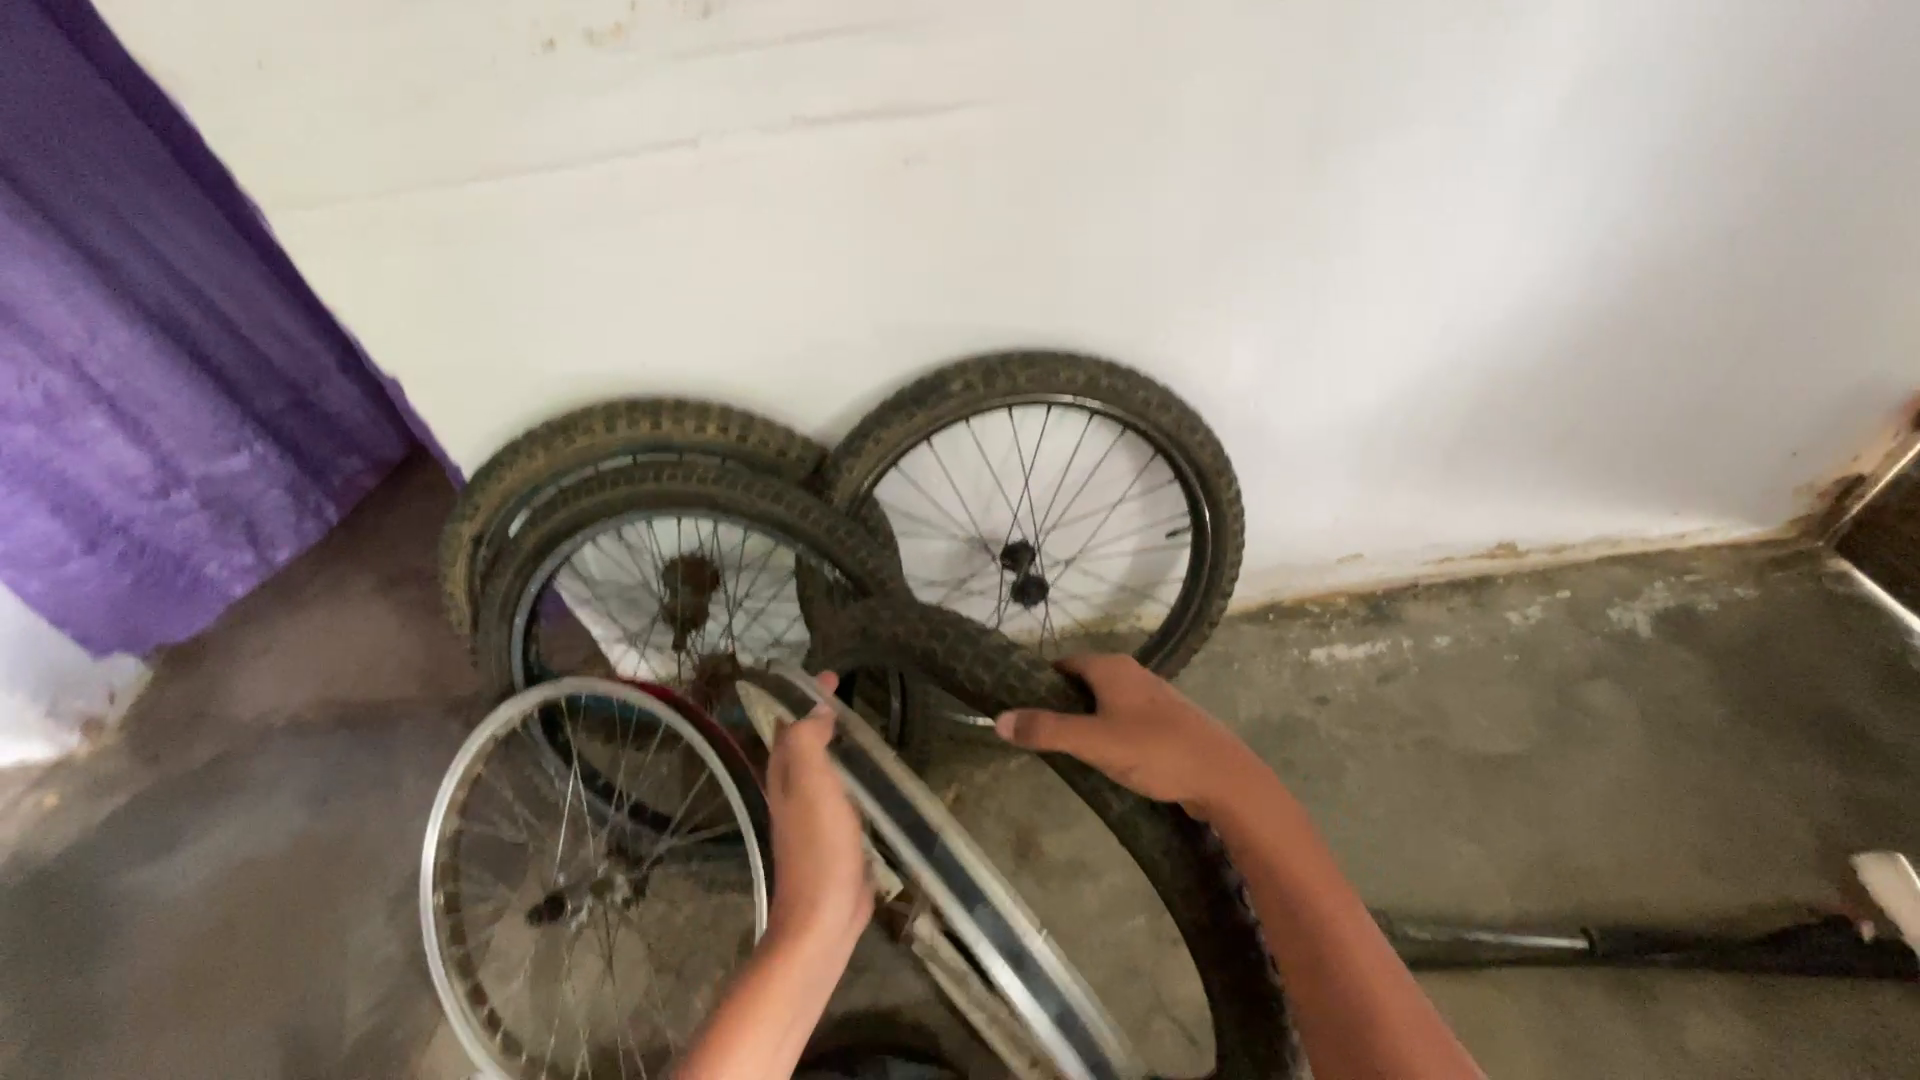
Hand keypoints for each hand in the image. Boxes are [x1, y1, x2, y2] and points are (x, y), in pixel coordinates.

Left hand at [765, 672, 873, 948]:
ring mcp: (811, 820)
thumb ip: (808, 744)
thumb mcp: (811, 785)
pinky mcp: (832, 842)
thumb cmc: (818, 847)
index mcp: (784, 778)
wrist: (823, 918)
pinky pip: (838, 797)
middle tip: (845, 700)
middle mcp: (792, 795)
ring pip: (817, 771)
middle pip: (800, 746)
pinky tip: (866, 783)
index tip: (831, 677)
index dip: (805, 699)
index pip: (790, 726)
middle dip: (817, 719)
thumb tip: (814, 713)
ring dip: (831, 748)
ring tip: (856, 732)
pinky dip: (847, 778)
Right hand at [994, 654, 1262, 819]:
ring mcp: (1154, 698)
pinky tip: (1107, 760)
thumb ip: (1045, 730)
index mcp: (1112, 668)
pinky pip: (1127, 721)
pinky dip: (1111, 733)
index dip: (1040, 681)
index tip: (1020, 706)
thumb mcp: (1092, 741)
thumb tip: (998, 719)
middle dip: (1061, 703)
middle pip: (1085, 682)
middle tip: (1039, 733)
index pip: (1064, 663)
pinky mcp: (1169, 723)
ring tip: (1068, 749)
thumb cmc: (1154, 750)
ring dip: (1087, 720)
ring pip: (1107, 702)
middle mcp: (1133, 674)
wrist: (1223, 777)